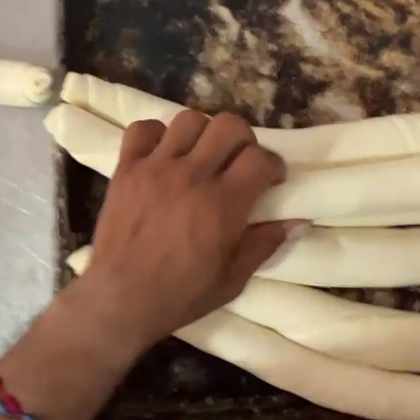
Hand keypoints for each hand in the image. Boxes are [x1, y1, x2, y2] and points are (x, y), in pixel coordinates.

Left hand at [71, 110, 299, 352]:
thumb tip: (299, 221)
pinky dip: (157, 135)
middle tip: (239, 162)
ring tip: (201, 156)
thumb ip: (264, 244)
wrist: (120, 299)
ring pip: (189, 120)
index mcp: (222, 204)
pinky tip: (163, 155)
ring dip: (203, 134)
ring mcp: (156, 168)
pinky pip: (143, 129)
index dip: (273, 164)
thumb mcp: (233, 279)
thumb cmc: (180, 295)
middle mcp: (192, 176)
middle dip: (244, 140)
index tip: (271, 179)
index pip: (260, 158)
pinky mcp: (126, 168)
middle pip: (229, 125)